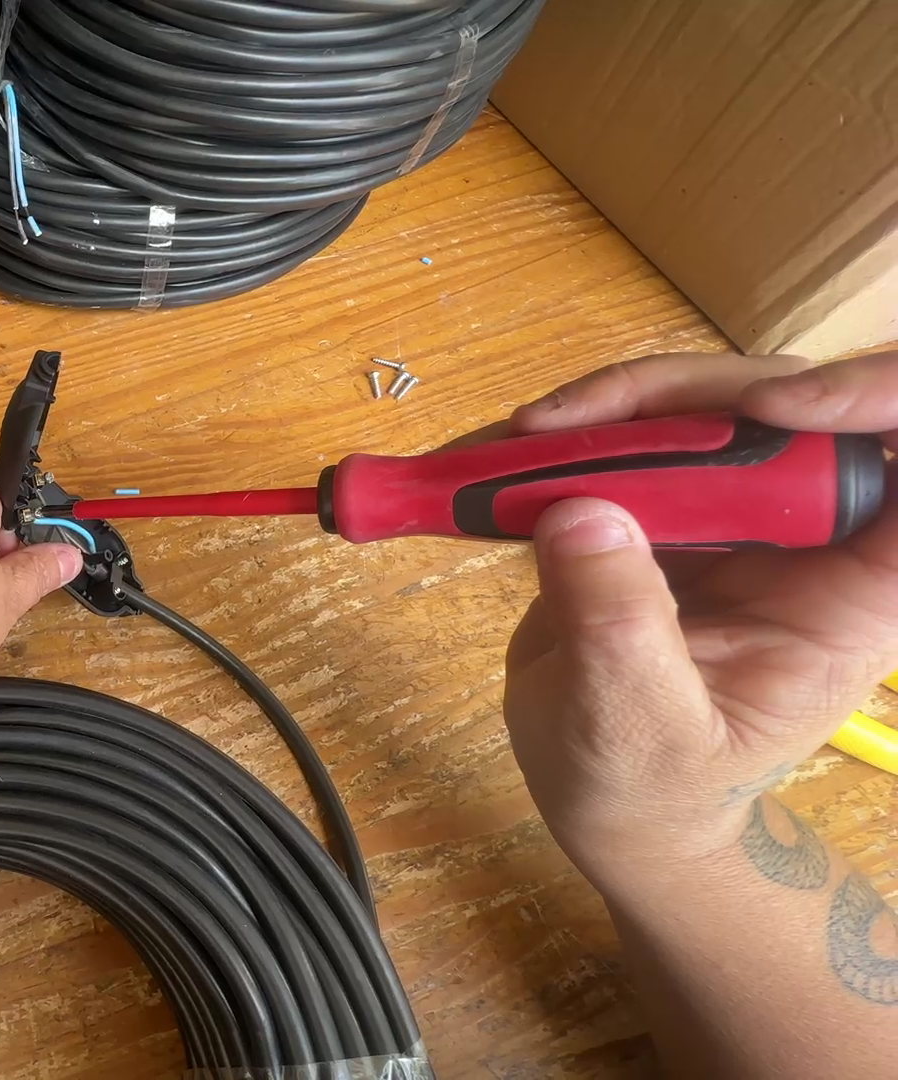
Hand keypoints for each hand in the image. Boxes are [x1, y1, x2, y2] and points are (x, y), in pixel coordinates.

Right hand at [500, 351, 897, 889]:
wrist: (601, 792)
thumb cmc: (645, 781)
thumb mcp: (637, 718)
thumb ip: (619, 620)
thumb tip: (578, 512)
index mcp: (846, 592)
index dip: (878, 404)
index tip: (771, 410)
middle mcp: (791, 539)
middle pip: (774, 414)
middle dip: (674, 396)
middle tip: (554, 423)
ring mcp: (710, 525)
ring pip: (682, 418)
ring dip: (593, 415)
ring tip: (505, 441)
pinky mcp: (636, 522)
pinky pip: (607, 454)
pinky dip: (542, 448)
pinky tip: (485, 463)